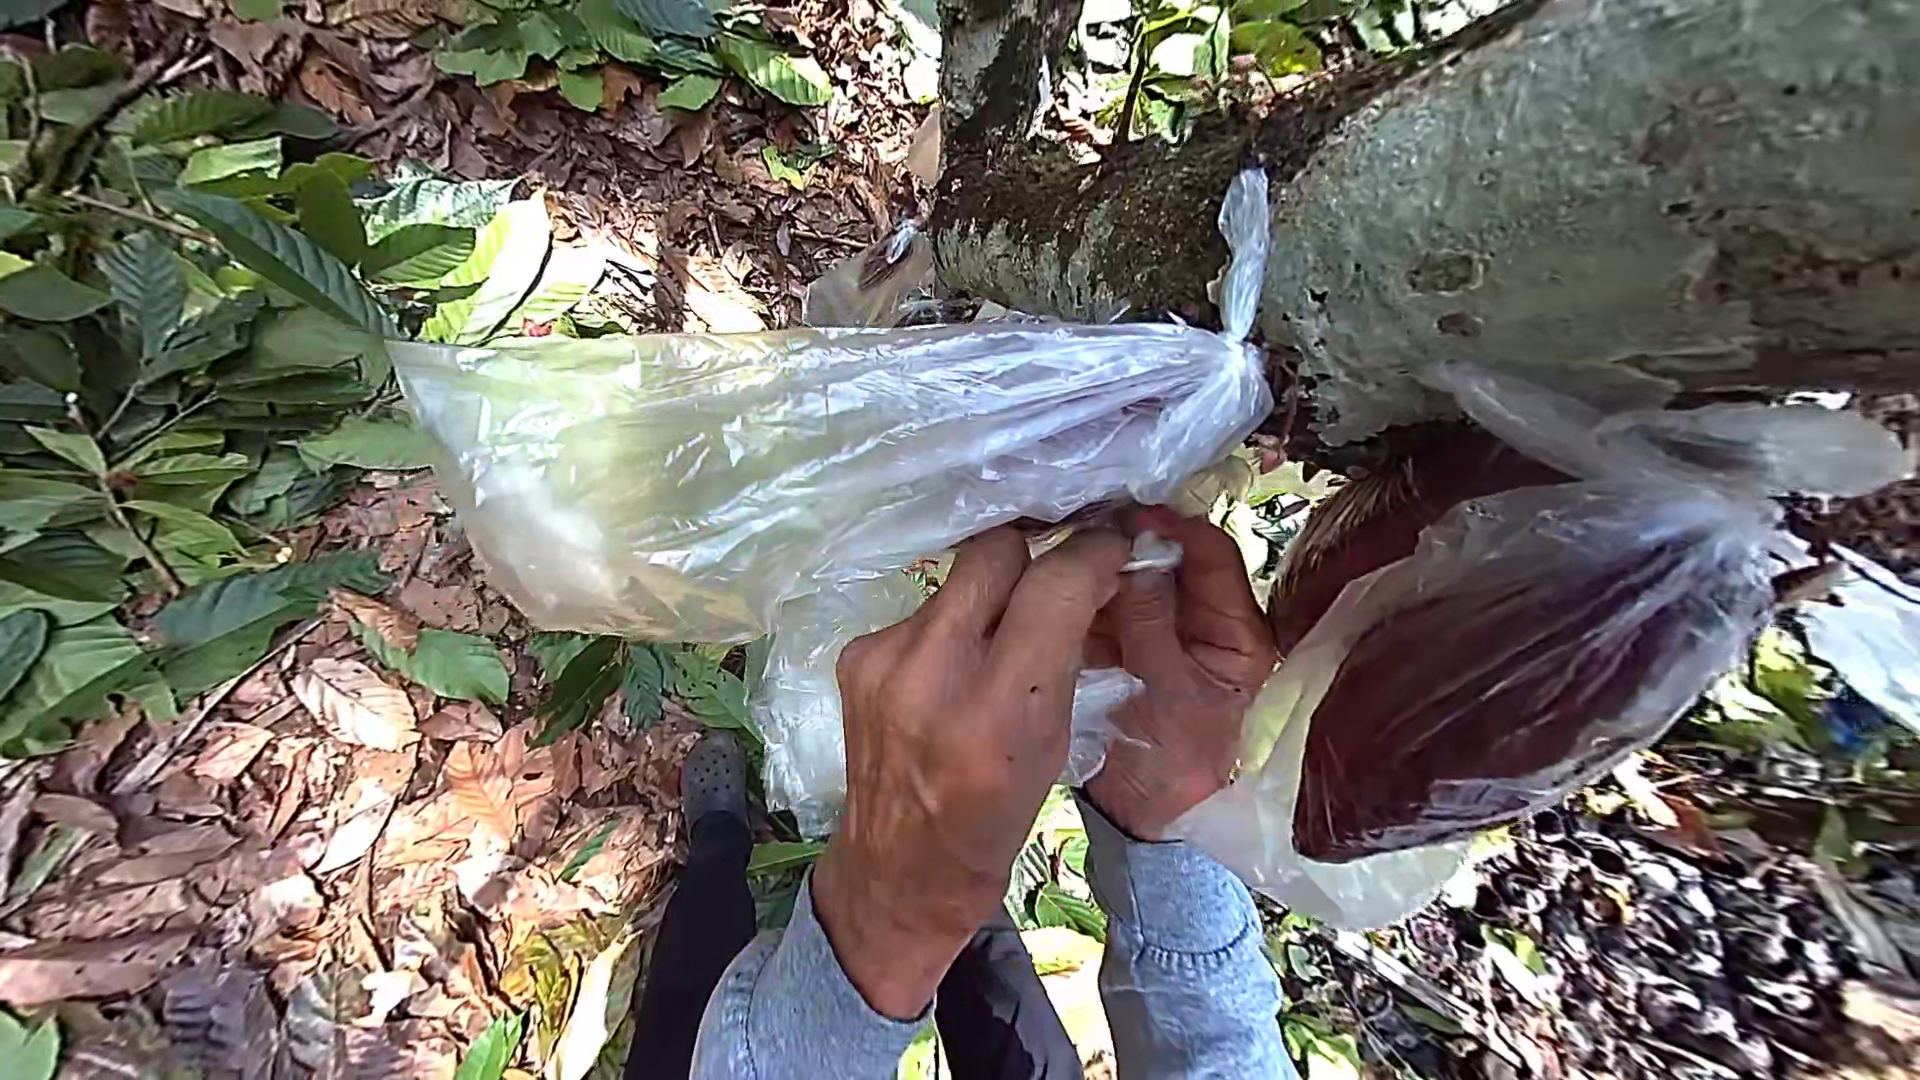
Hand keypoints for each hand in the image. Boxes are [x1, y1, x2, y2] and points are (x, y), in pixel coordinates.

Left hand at [812, 526, 1129, 1018]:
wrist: (900, 867)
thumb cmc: (995, 816)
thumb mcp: (1054, 739)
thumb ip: (1065, 650)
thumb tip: (1084, 574)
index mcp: (997, 711)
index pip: (1053, 586)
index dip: (1089, 554)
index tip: (1105, 547)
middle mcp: (930, 673)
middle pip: (994, 550)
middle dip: (1032, 554)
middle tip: (1048, 580)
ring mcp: (882, 658)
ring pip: (956, 574)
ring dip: (988, 591)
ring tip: (992, 633)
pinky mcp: (854, 653)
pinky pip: (922, 608)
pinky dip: (947, 622)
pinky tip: (945, 664)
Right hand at [1084, 506, 1277, 839]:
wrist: (1131, 810)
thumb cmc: (1171, 763)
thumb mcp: (1170, 695)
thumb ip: (1151, 624)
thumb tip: (1131, 556)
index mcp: (1236, 633)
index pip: (1215, 559)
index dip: (1177, 529)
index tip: (1133, 514)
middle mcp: (1197, 618)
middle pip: (1167, 559)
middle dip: (1130, 539)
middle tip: (1086, 522)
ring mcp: (1153, 624)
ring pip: (1129, 574)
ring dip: (1101, 559)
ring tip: (1064, 542)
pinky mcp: (1117, 635)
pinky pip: (1100, 599)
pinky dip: (1080, 586)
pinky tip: (1054, 573)